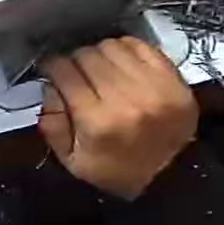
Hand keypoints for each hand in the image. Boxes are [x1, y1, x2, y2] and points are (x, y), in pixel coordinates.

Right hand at [38, 36, 198, 199]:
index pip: (65, 72)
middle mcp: (126, 100)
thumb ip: (52, 124)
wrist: (170, 178)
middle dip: (75, 61)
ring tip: (101, 69)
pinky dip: (126, 50)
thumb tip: (49, 87)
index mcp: (97, 121)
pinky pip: (141, 47)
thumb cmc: (116, 171)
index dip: (52, 66)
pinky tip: (122, 64)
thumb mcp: (72, 160)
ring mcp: (154, 87)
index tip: (51, 70)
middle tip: (76, 73)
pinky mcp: (174, 81)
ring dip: (100, 54)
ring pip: (112, 47)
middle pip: (87, 55)